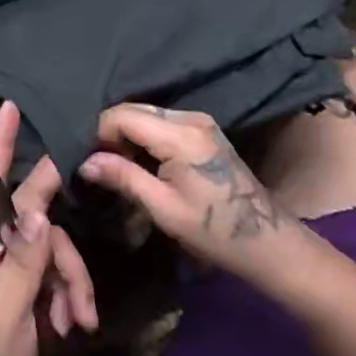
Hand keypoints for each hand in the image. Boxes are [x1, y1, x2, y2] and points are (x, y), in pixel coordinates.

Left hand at [0, 102, 97, 355]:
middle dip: (64, 258)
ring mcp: (17, 263)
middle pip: (41, 221)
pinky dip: (73, 299)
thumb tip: (38, 209)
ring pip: (58, 251)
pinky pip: (62, 276)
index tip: (10, 106)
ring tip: (74, 327)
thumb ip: (22, 261)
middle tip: (71, 290)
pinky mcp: (33, 285)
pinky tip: (74, 328)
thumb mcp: (3, 313)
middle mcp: (0, 241)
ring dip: (73, 288)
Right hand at [78, 105, 309, 284]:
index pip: (121, 116)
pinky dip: (143, 136)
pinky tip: (140, 161)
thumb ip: (122, 177)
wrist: (271, 245)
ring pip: (144, 113)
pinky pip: (160, 121)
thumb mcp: (163, 208)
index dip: (98, 135)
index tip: (89, 162)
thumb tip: (83, 162)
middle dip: (110, 133)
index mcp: (180, 135)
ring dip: (126, 134)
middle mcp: (190, 117)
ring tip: (117, 165)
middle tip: (99, 164)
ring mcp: (199, 121)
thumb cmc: (216, 232)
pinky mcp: (203, 130)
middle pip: (132, 110)